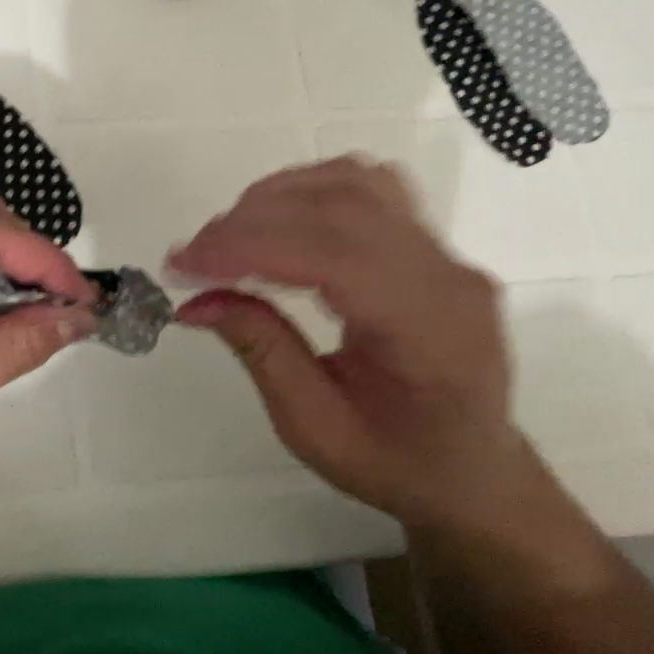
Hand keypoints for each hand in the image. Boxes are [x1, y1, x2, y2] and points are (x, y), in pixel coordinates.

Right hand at [170, 157, 539, 532]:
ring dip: (274, 200)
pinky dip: (305, 191)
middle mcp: (448, 277)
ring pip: (353, 184)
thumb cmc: (395, 461)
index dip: (250, 249)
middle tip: (190, 258)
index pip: (336, 258)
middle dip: (249, 223)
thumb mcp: (315, 428)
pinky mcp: (427, 241)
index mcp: (431, 332)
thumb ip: (261, 352)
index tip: (182, 265)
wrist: (470, 468)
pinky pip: (364, 187)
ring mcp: (444, 252)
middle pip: (342, 208)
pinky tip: (270, 223)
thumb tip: (195, 300)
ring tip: (225, 241)